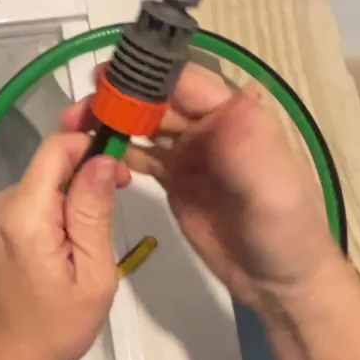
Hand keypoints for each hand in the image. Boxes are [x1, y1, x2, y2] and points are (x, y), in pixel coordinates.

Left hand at [0, 131, 130, 359]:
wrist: (14, 358)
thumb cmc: (59, 325)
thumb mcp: (93, 272)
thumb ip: (94, 211)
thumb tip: (103, 159)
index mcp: (25, 214)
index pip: (55, 149)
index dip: (90, 140)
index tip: (123, 158)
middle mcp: (4, 204)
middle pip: (51, 162)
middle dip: (89, 166)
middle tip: (124, 190)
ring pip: (46, 179)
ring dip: (77, 187)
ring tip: (104, 218)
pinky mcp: (0, 225)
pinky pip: (36, 198)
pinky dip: (61, 203)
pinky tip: (80, 230)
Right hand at [62, 64, 338, 308]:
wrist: (279, 282)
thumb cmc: (285, 235)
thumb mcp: (273, 192)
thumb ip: (250, 148)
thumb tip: (236, 95)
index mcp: (237, 117)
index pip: (186, 85)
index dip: (147, 78)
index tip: (106, 77)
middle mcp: (211, 127)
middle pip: (158, 101)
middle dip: (119, 99)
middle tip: (79, 108)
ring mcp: (191, 154)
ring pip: (146, 126)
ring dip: (113, 123)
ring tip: (75, 127)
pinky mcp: (176, 180)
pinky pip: (143, 157)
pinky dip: (119, 153)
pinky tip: (94, 156)